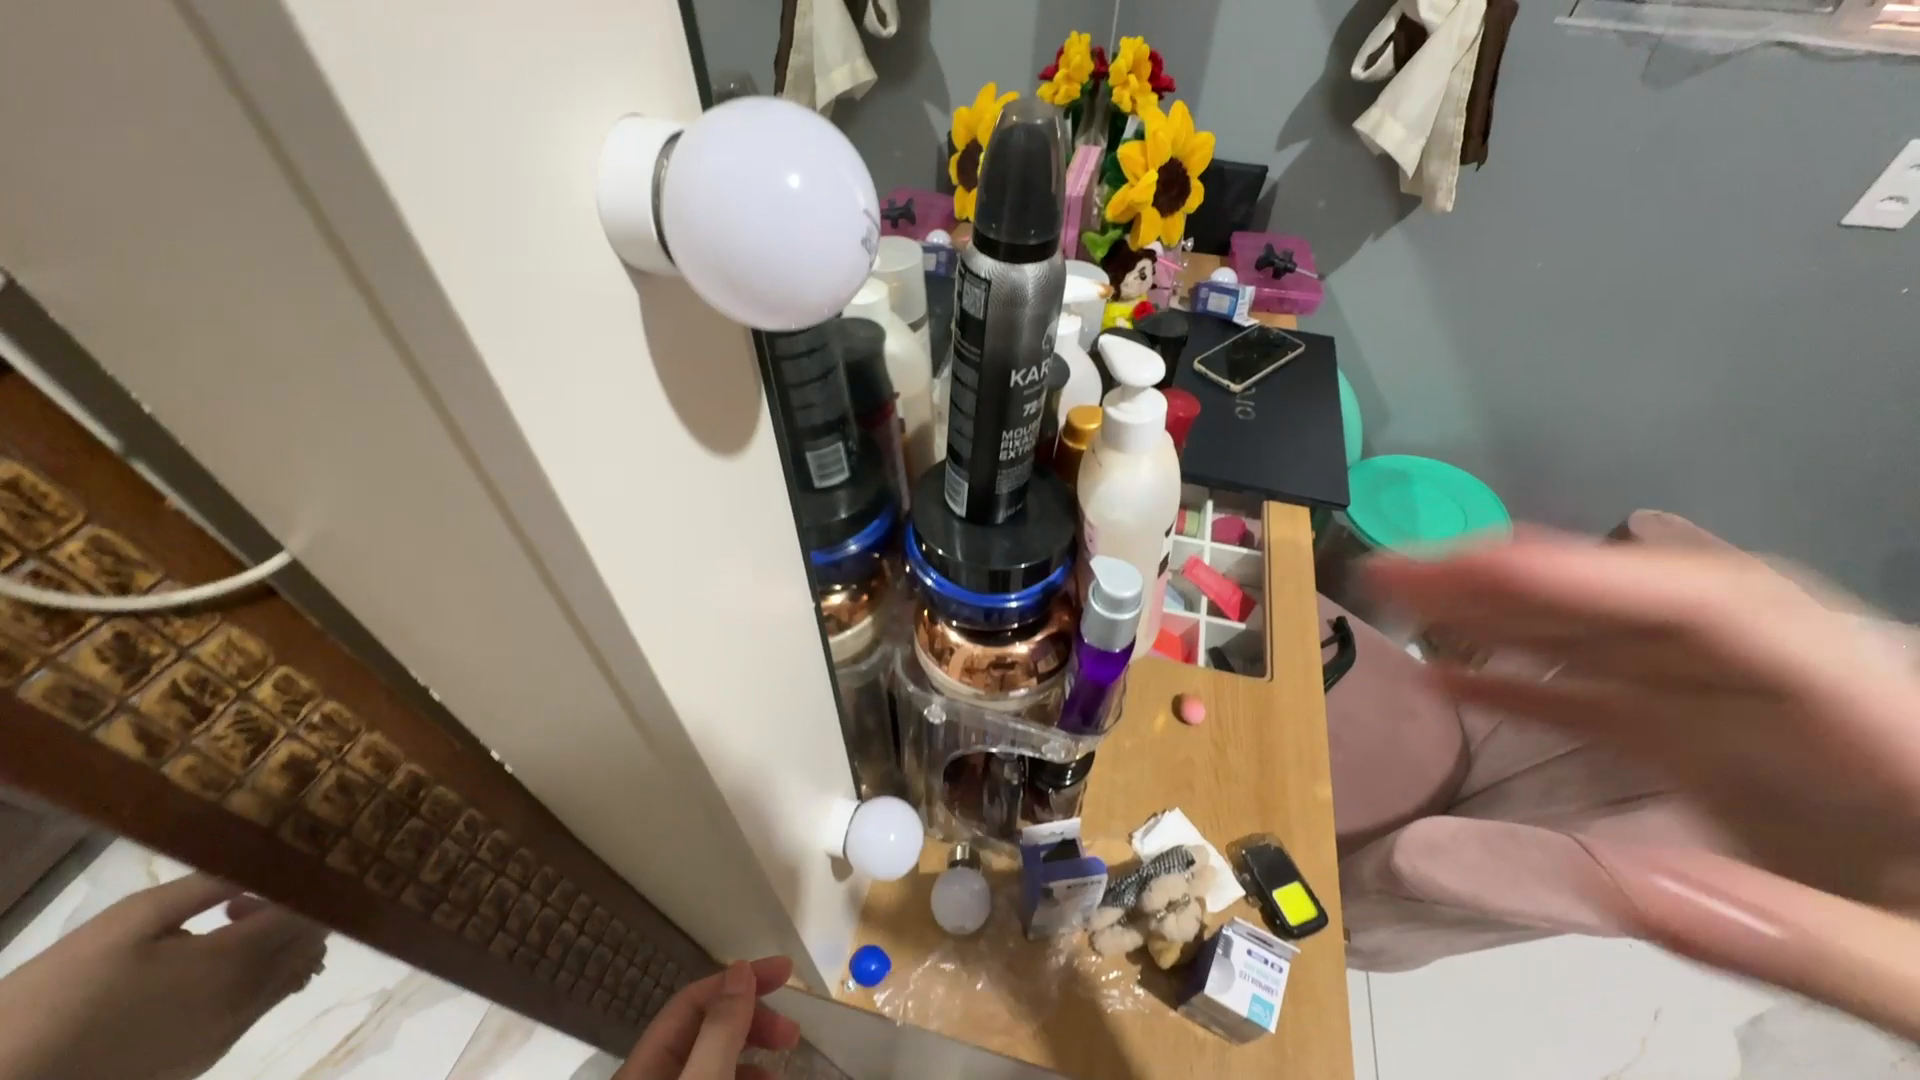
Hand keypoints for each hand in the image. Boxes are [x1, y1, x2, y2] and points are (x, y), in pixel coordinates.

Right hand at [0, 873, 326, 1079]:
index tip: (255, 884)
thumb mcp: (131, 921)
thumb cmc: (62, 991)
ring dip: (277, 948)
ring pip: (290, 978)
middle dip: (292, 917)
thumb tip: (258, 862)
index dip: (296, 892)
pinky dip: (256, 979)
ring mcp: (229, 1034)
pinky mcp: (207, 1057)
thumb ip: (205, 887)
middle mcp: (247, 1000)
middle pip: (308, 946)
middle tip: (235, 907)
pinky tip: (200, 974)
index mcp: (235, 963)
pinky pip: (259, 1006)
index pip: (310, 917)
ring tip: (218, 937)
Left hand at [616, 957, 799, 1079]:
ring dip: (753, 1055)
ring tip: (782, 1068)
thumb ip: (722, 1029)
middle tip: (792, 1032)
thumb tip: (740, 970)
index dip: (738, 981)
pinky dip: (745, 1079)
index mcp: (641, 1067)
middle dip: (753, 1021)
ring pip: (715, 1064)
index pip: (692, 1002)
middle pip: (706, 1032)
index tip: (785, 971)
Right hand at [1369, 533, 1919, 1039]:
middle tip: (1401, 571)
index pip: (1718, 611)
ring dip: (1499, 616)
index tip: (1476, 566)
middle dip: (1512, 581)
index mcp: (1873, 718)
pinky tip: (1454, 680)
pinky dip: (1523, 686)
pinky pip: (1602, 702)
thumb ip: (1797, 933)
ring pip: (1605, 644)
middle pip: (1638, 608)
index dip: (1587, 579)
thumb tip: (1621, 882)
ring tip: (1405, 600)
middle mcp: (1790, 696)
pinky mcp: (1708, 756)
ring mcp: (1742, 723)